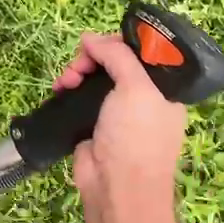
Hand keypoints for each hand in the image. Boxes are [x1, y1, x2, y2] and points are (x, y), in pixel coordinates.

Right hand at [52, 33, 185, 222]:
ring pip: (94, 73)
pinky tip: (60, 88)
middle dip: (92, 56)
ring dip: (77, 69)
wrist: (116, 185)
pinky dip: (69, 84)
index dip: (119, 42)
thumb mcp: (136, 89)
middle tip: (80, 65)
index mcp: (163, 91)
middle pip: (114, 59)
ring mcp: (117, 109)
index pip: (142, 52)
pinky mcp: (95, 119)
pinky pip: (81, 91)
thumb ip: (117, 55)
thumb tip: (90, 37)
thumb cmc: (135, 137)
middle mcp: (142, 97)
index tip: (100, 44)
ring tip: (66, 80)